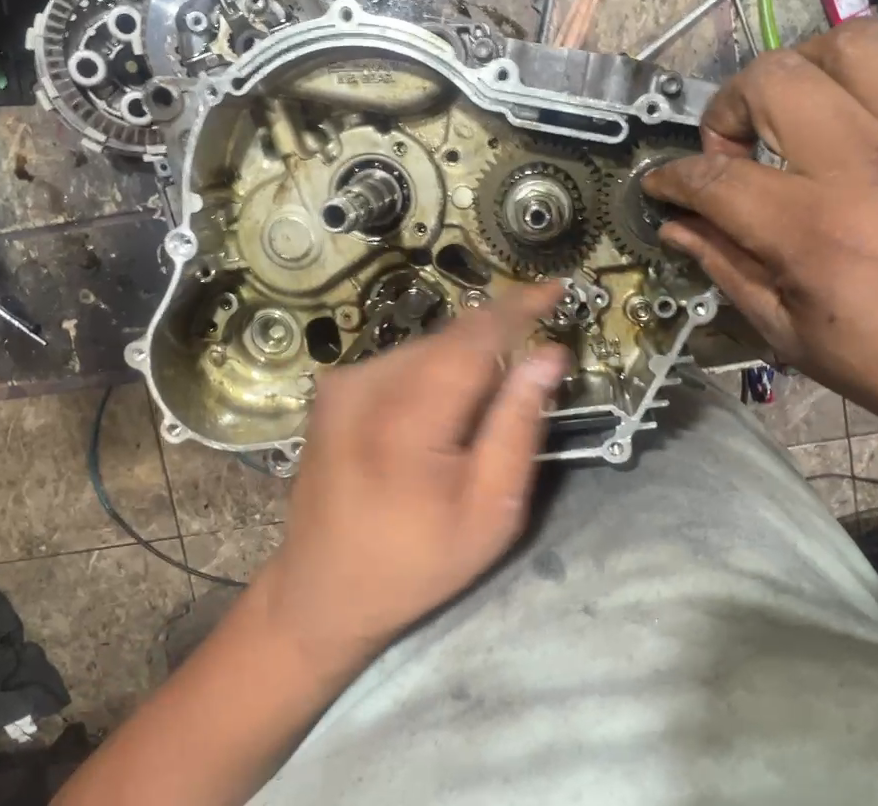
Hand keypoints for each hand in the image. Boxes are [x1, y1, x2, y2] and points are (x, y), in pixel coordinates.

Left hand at [254, 285, 568, 667]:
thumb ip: (519, 426)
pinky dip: (434, 374)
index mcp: (405, 418)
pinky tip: (439, 420)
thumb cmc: (415, 563)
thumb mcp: (489, 512)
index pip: (474, 337)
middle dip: (496, 344)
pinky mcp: (331, 390)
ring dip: (465, 362)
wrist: (322, 590)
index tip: (556, 288)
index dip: (519, 307)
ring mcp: (341, 384)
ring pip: (427, 347)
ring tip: (478, 417)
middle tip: (527, 376)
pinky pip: (401, 362)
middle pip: (450, 339)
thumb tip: (548, 355)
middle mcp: (364, 384)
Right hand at [642, 19, 877, 485]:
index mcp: (816, 230)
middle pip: (771, 80)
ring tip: (789, 116)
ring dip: (797, 69)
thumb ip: (727, 267)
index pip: (715, 177)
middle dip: (726, 108)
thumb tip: (677, 226)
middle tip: (729, 154)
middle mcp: (867, 164)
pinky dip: (863, 74)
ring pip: (844, 44)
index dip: (672, 178)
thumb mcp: (793, 336)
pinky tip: (851, 117)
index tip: (660, 187)